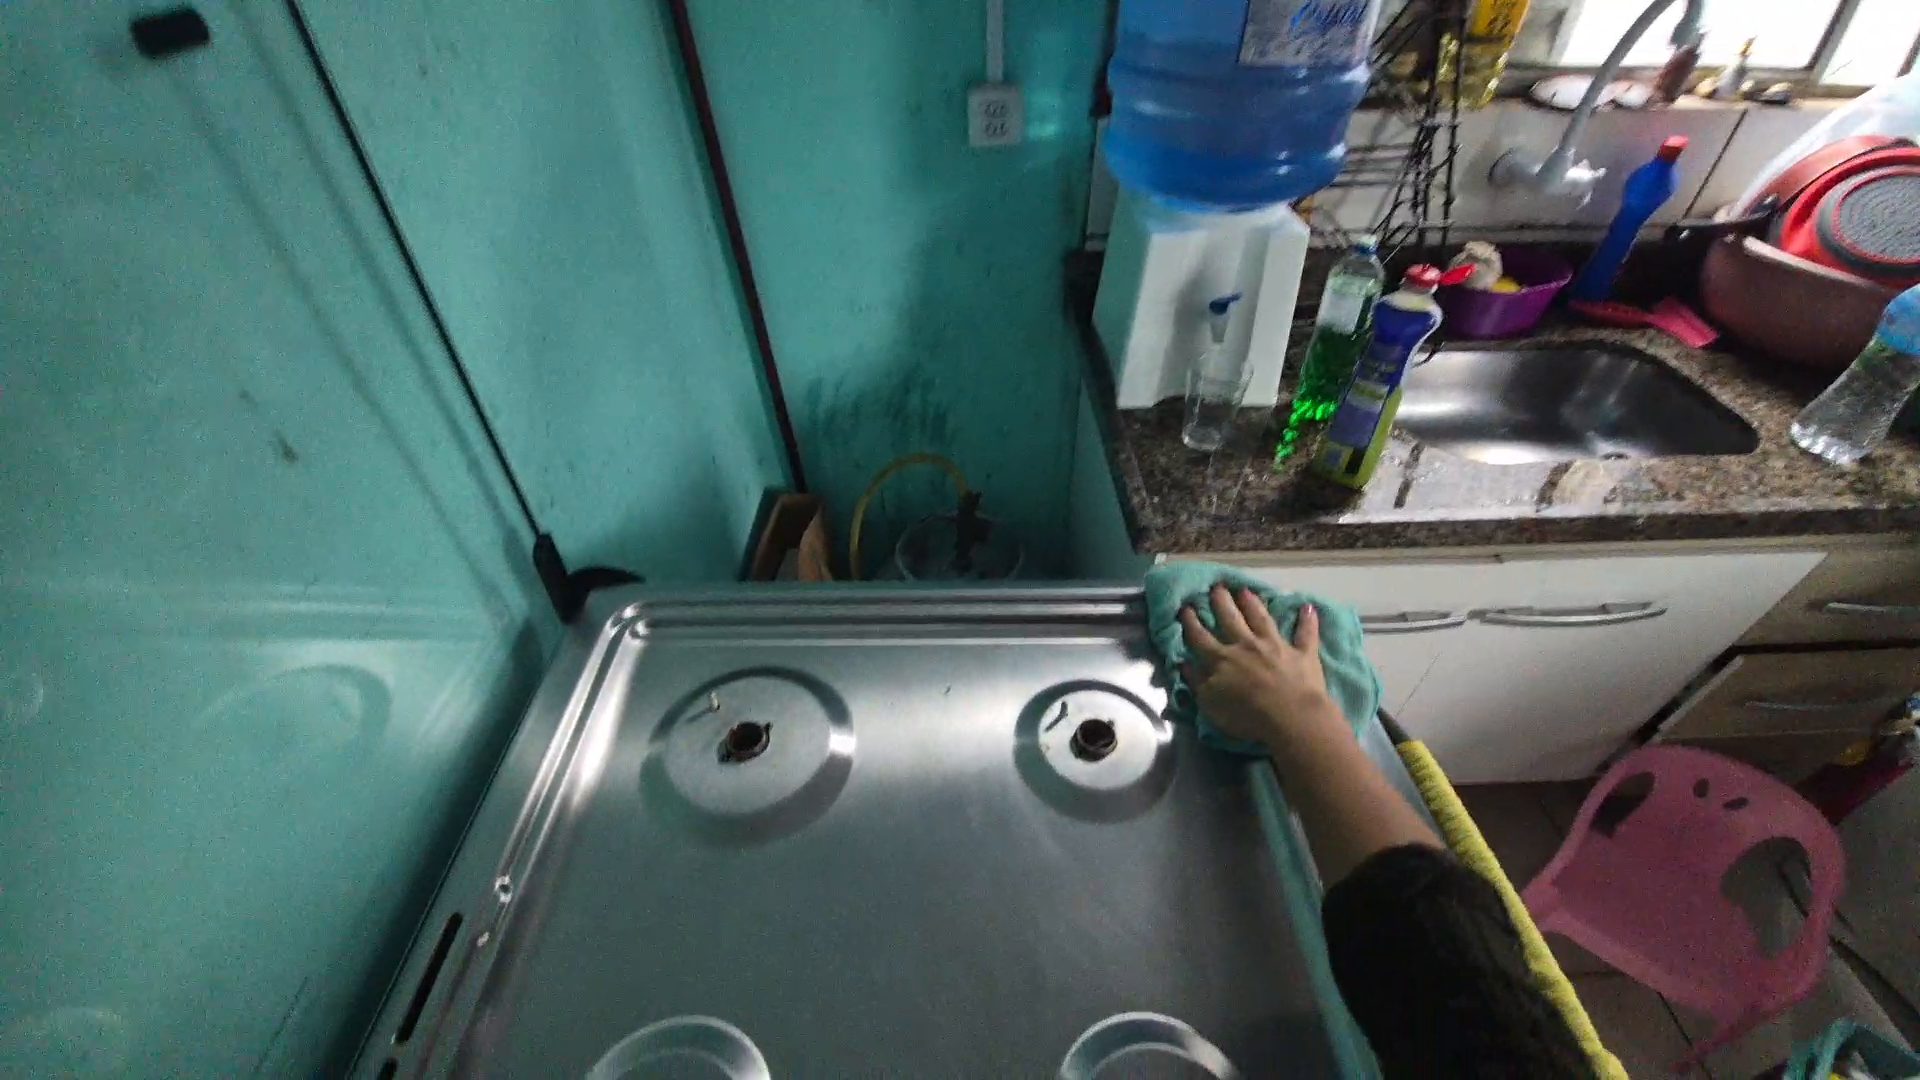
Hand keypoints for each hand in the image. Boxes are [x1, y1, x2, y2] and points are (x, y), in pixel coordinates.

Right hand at [1178, 585, 1338, 747]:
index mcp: (1221, 659)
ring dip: (1253, 605)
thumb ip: (1196, 681)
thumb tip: (1184, 662)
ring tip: (1246, 590)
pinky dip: (1307, 621)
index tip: (1185, 607)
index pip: (1200, 637)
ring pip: (1262, 620)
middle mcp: (1246, 646)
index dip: (1191, 622)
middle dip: (1222, 603)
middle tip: (1216, 587)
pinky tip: (1308, 607)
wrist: (1290, 717)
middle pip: (1230, 620)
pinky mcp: (1302, 654)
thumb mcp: (1209, 703)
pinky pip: (1305, 635)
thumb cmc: (1246, 715)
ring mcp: (1275, 647)